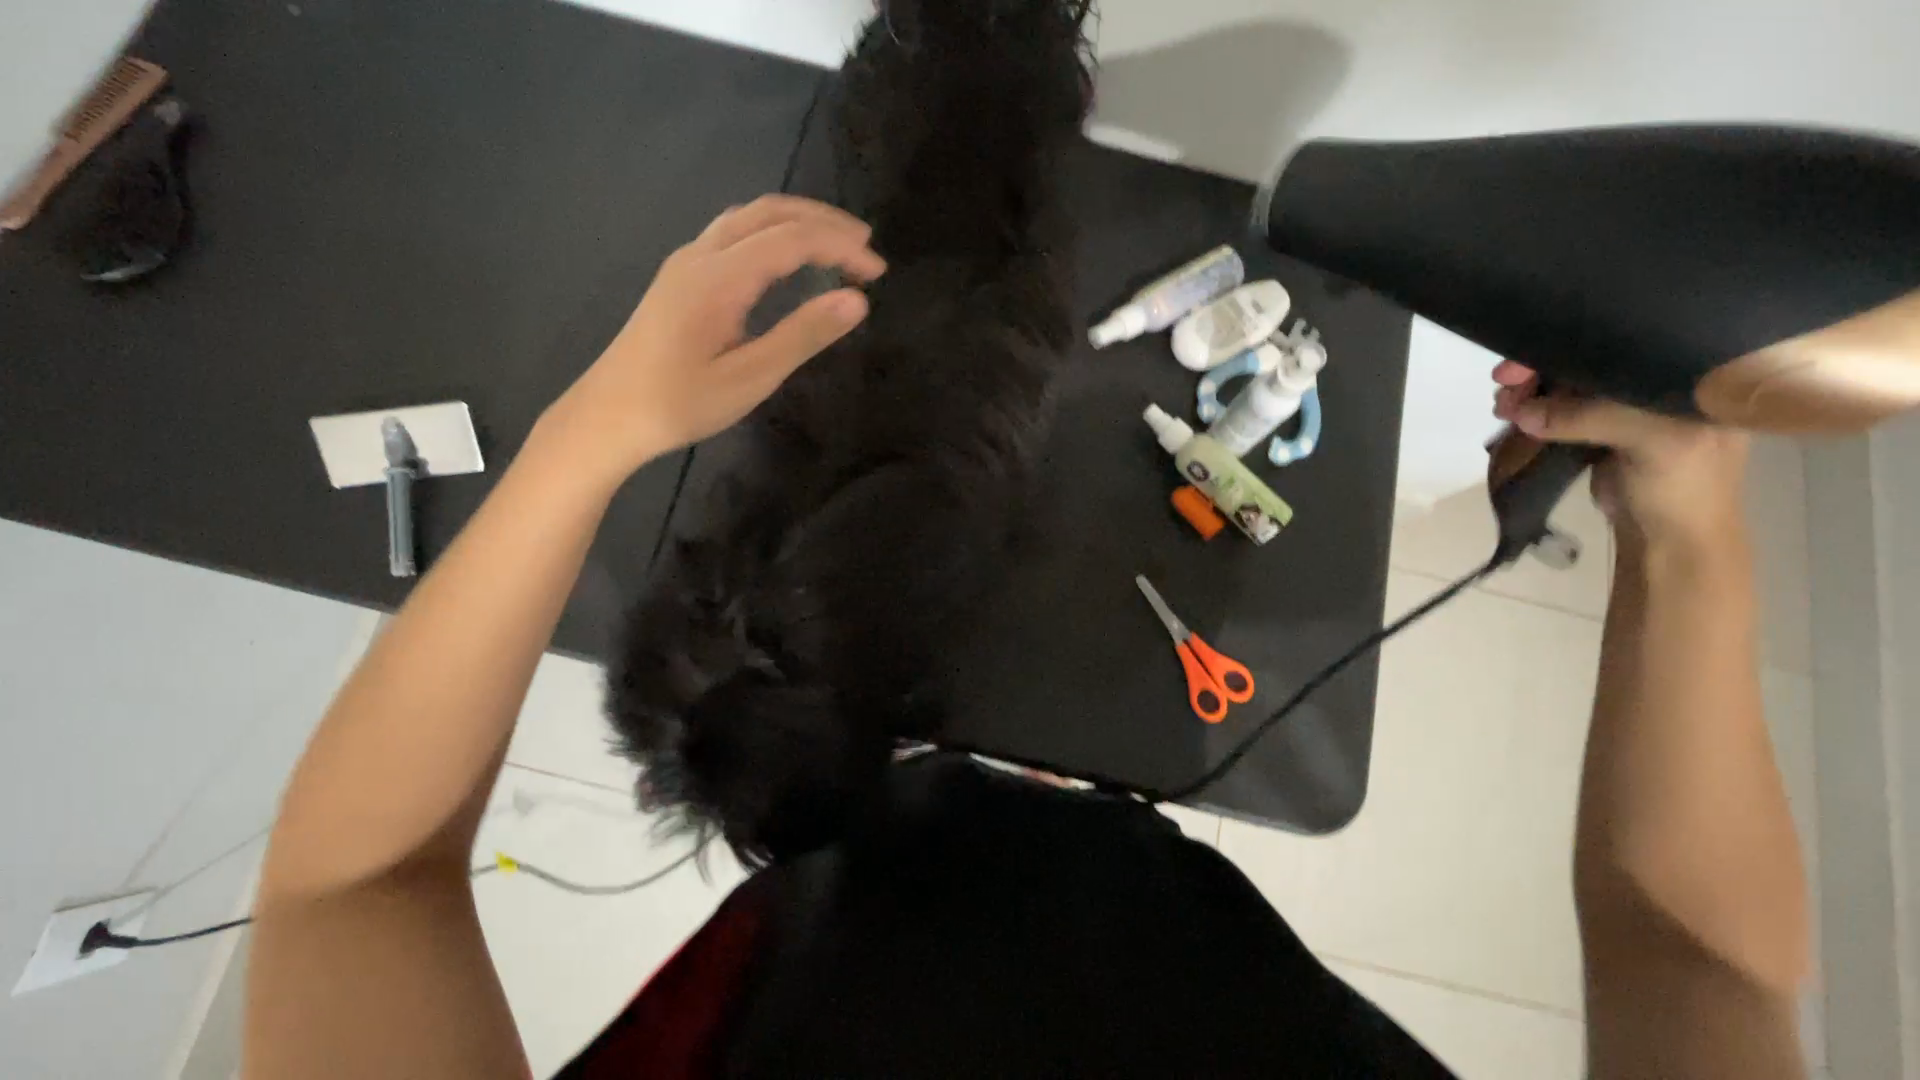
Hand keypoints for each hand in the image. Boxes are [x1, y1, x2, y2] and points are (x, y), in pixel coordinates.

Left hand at [540, 195, 885, 483]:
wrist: (607, 417)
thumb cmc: (679, 403)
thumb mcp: (750, 377)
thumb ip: (803, 335)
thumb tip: (857, 301)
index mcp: (719, 277)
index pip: (791, 240)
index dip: (839, 248)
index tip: (878, 272)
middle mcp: (701, 256)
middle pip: (768, 213)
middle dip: (821, 221)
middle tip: (865, 244)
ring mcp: (686, 263)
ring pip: (747, 218)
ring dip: (795, 221)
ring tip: (834, 242)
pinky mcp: (680, 278)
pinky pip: (733, 234)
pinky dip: (772, 233)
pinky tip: (786, 257)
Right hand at [1492, 361, 1749, 553]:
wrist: (1669, 542)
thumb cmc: (1683, 489)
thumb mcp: (1652, 441)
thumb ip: (1591, 418)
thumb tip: (1522, 412)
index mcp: (1688, 374)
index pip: (1627, 344)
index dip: (1576, 345)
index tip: (1530, 358)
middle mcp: (1658, 385)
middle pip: (1591, 362)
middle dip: (1544, 368)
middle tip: (1504, 381)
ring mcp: (1627, 409)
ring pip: (1570, 387)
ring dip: (1532, 392)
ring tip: (1504, 404)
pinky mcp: (1601, 431)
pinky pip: (1562, 411)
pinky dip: (1534, 411)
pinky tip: (1512, 414)